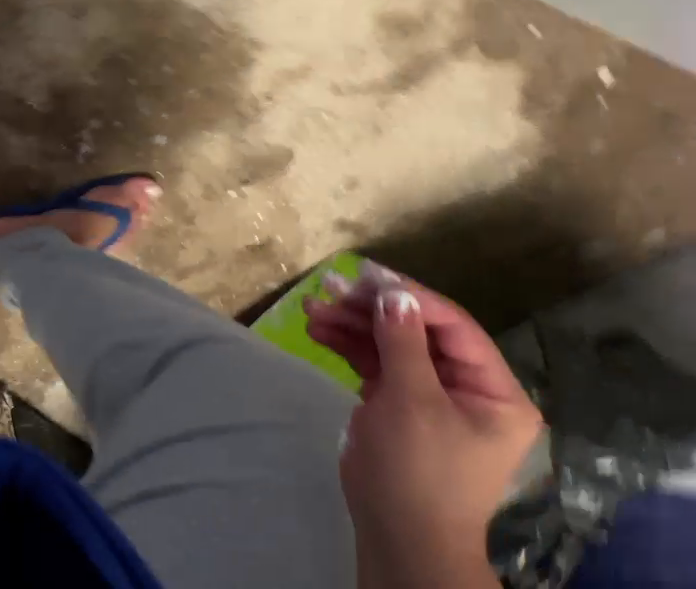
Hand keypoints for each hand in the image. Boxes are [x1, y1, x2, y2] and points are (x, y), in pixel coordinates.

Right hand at [304, 267, 543, 585]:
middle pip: (417, 331)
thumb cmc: (420, 468)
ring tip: (312, 308)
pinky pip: (373, 361)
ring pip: (389, 343)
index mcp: (494, 391)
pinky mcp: (396, 402)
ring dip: (352, 324)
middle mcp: (466, 387)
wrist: (399, 528)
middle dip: (372, 309)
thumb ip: (404, 343)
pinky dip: (347, 344)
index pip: (454, 328)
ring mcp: (429, 394)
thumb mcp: (412, 402)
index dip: (411, 298)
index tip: (365, 276)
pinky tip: (317, 329)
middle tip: (329, 289)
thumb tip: (393, 292)